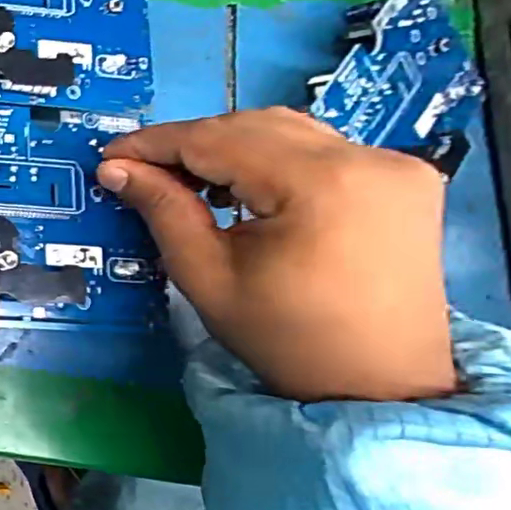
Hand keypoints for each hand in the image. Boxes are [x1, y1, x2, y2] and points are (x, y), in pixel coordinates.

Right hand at [99, 107, 456, 401]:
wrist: (379, 384)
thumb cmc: (284, 337)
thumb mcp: (206, 275)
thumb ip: (162, 210)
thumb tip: (114, 169)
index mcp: (321, 184)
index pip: (217, 140)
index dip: (154, 143)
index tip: (110, 156)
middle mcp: (366, 158)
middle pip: (251, 126)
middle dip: (186, 143)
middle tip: (139, 170)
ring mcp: (392, 164)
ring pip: (282, 129)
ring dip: (223, 145)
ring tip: (183, 179)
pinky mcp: (400, 176)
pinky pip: (314, 146)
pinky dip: (264, 155)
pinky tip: (237, 186)